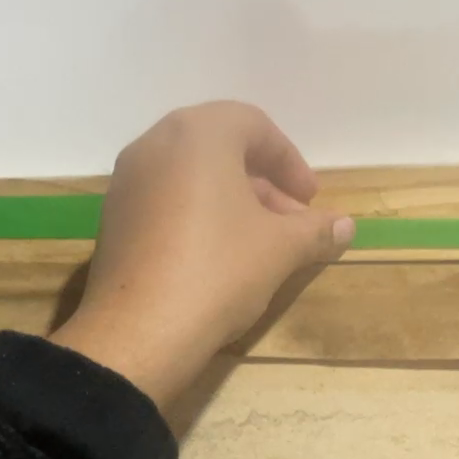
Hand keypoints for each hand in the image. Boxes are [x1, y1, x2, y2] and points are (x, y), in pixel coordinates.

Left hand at [50, 101, 355, 411]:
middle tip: (291, 223)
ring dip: (231, 203)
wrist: (139, 332)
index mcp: (196, 134)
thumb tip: (345, 227)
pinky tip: (216, 260)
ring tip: (259, 246)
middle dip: (263, 185)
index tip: (311, 199)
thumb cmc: (217, 271)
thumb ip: (315, 230)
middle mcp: (153, 146)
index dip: (290, 162)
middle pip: (220, 150)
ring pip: (190, 179)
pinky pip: (164, 204)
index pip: (254, 126)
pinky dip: (196, 218)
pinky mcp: (113, 222)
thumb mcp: (280, 249)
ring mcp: (126, 184)